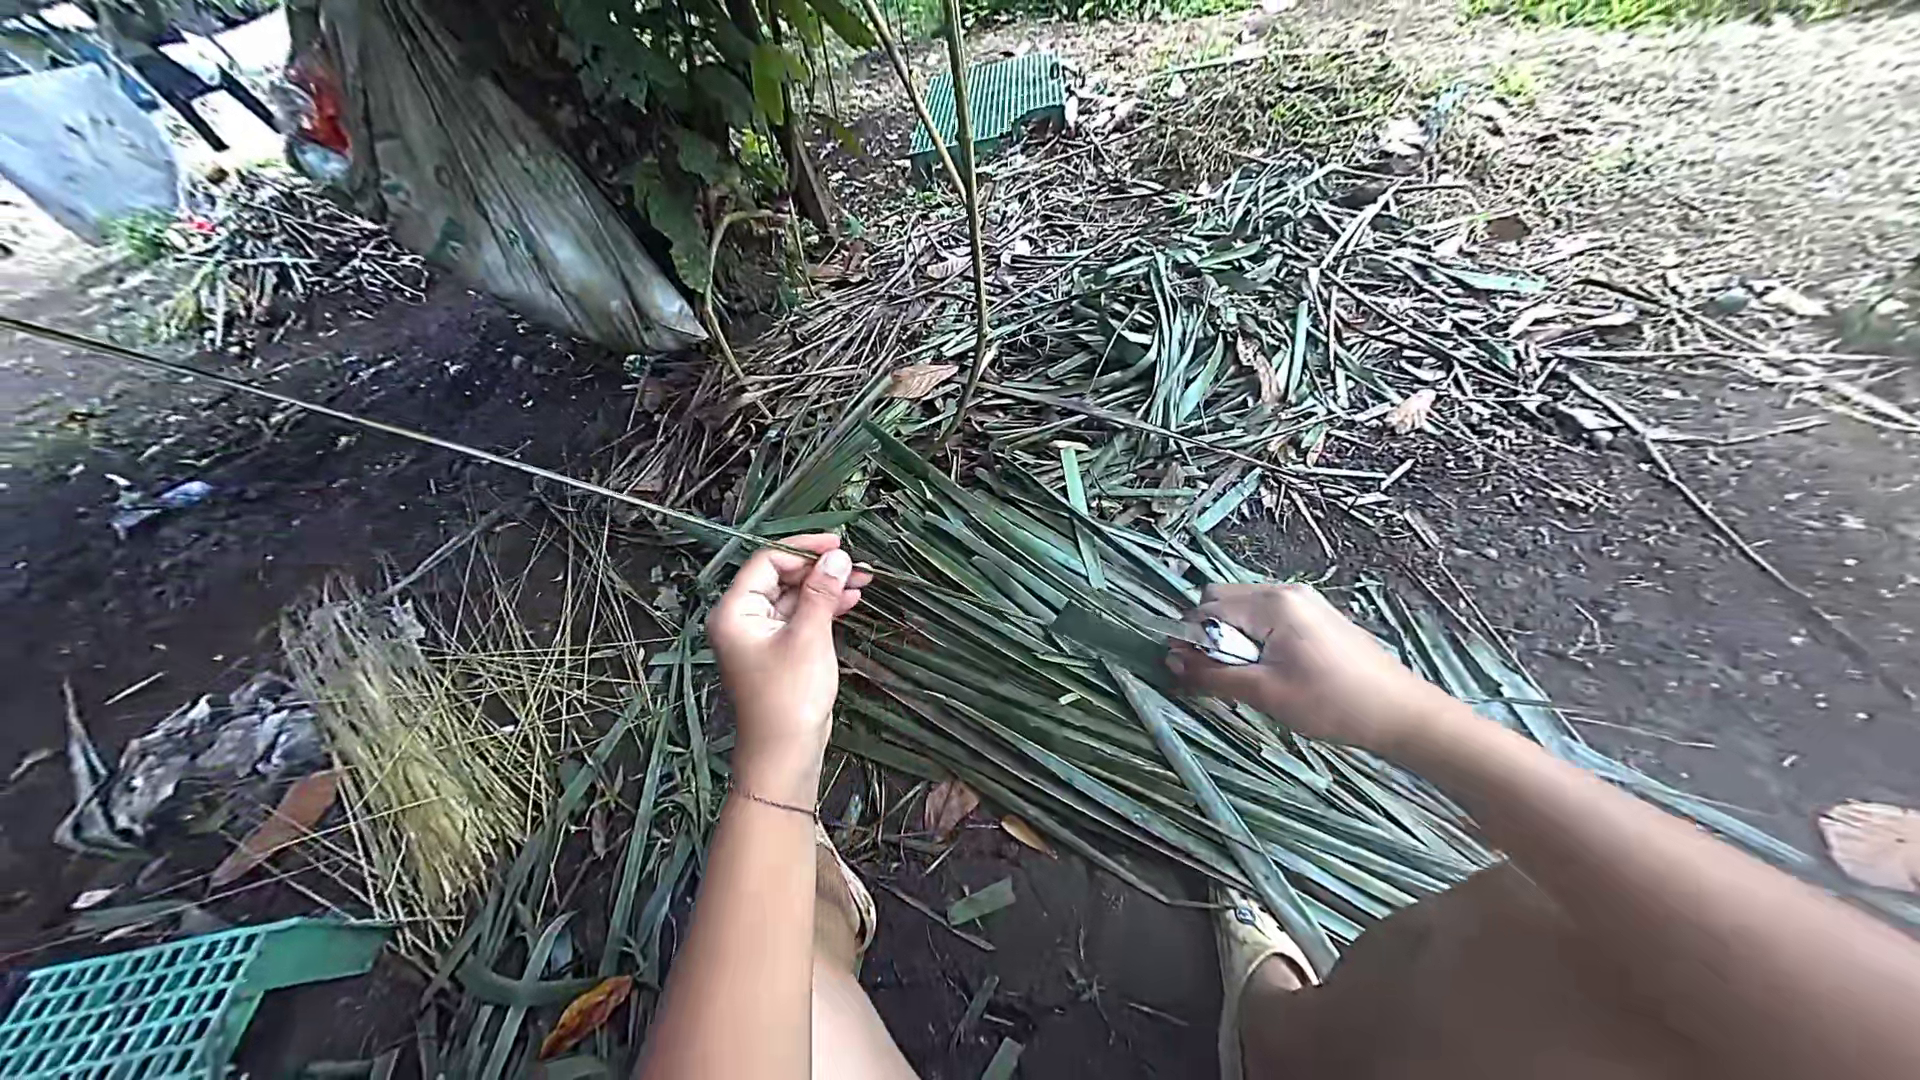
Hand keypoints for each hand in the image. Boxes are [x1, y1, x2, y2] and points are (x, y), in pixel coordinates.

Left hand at [708, 534, 872, 804]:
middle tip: (857, 563)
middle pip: (781, 577)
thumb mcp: (809, 636)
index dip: (803, 549)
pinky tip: (850, 600)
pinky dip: (824, 607)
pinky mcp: (780, 649)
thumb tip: (837, 555)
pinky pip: (800, 616)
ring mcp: (761, 635)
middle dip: (819, 568)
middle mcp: (743, 619)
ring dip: (826, 587)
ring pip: (795, 596)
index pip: (767, 561)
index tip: (839, 545)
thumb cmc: (790, 696)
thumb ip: (821, 591)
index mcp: (734, 611)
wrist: (786, 753)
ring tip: (863, 579)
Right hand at [1164, 583, 1469, 755]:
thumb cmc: (1332, 704)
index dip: (1189, 638)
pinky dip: (1251, 634)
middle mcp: (1284, 591)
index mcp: (1272, 604)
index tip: (1184, 668)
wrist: (1403, 714)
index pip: (1207, 609)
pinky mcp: (1314, 613)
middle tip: (1216, 669)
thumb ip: (1212, 674)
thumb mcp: (1264, 692)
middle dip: (1208, 632)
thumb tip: (1171, 663)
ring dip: (1229, 634)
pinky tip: (1266, 664)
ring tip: (1244, 670)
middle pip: (1220, 598)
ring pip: (1241, 605)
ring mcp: (1302, 599)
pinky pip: (1264, 613)